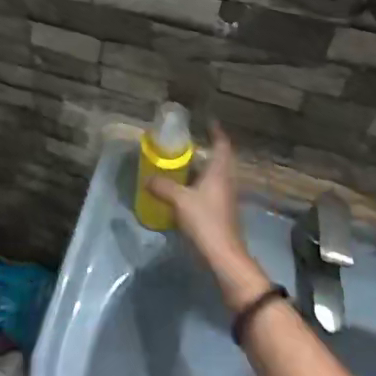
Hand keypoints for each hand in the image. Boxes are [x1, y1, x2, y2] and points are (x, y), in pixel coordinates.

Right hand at [145, 125, 270, 310]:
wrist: (223, 254)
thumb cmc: (205, 220)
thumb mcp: (180, 200)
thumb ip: (163, 187)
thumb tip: (147, 178)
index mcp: (220, 171)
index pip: (222, 144)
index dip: (216, 131)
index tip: (209, 121)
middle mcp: (227, 180)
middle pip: (221, 158)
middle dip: (208, 149)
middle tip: (190, 143)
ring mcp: (227, 196)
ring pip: (217, 175)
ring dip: (204, 168)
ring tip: (185, 164)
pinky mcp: (223, 211)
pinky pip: (213, 189)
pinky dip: (202, 184)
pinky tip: (187, 190)